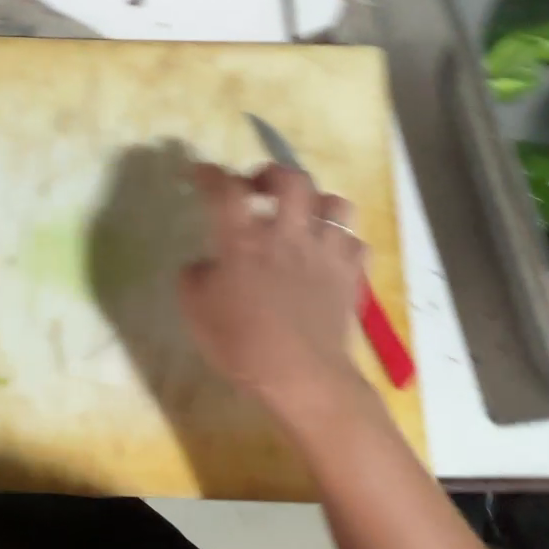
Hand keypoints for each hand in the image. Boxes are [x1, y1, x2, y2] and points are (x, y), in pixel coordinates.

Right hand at [178, 162, 370, 419]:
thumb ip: (194, 276)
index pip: (224, 190)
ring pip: (335, 202)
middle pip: (290, 179)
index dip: (209, 174)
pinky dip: (340, 240)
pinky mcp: (351, 274)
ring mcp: (325, 251)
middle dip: (271, 174)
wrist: (300, 375)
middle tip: (257, 187)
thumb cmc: (240, 343)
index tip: (199, 173)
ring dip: (316, 202)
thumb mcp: (194, 309)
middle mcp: (287, 234)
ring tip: (302, 216)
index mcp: (242, 240)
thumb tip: (205, 264)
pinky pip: (355, 241)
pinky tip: (326, 253)